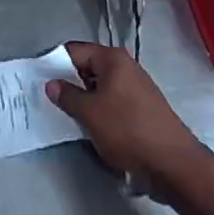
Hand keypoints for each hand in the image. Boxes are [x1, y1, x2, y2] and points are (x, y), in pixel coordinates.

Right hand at [45, 42, 206, 188]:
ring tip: (68, 115)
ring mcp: (136, 87)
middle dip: (69, 82)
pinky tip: (91, 126)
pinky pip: (112, 101)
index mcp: (112, 59)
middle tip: (50, 99)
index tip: (39, 79)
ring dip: (84, 99)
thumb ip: (67, 96)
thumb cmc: (128, 130)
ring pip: (100, 86)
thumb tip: (52, 84)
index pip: (74, 51)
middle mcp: (125, 66)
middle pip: (87, 67)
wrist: (174, 164)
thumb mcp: (89, 113)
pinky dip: (100, 109)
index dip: (55, 63)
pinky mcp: (142, 108)